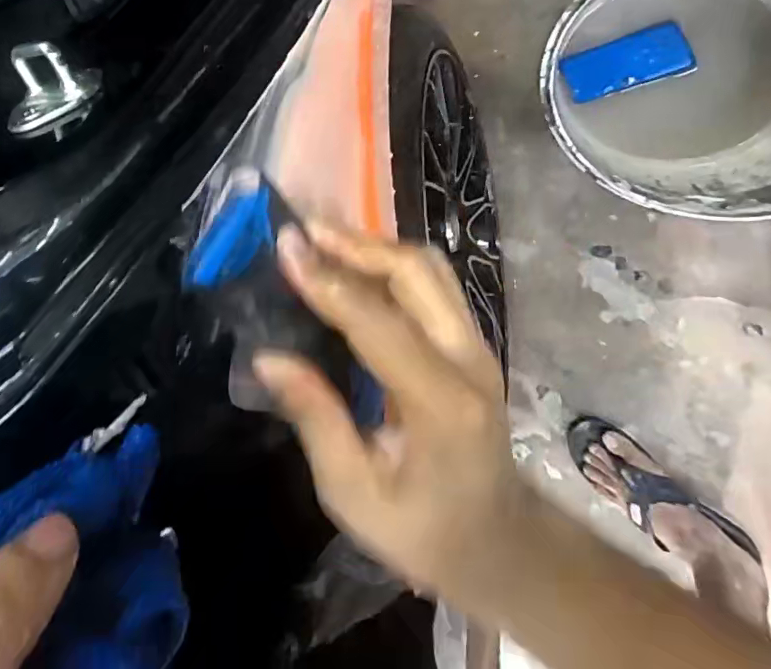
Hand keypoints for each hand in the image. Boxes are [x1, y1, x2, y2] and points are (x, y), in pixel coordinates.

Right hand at [255, 219, 535, 607]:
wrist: (501, 542)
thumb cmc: (424, 532)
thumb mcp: (355, 494)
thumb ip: (316, 419)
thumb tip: (268, 357)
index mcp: (442, 404)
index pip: (378, 323)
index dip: (329, 281)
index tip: (287, 246)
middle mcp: (468, 360)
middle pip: (415, 274)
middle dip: (356, 243)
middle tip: (303, 227)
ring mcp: (478, 345)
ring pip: (429, 268)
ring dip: (375, 244)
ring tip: (323, 234)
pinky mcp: (474, 342)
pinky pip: (434, 283)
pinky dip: (392, 261)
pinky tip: (356, 259)